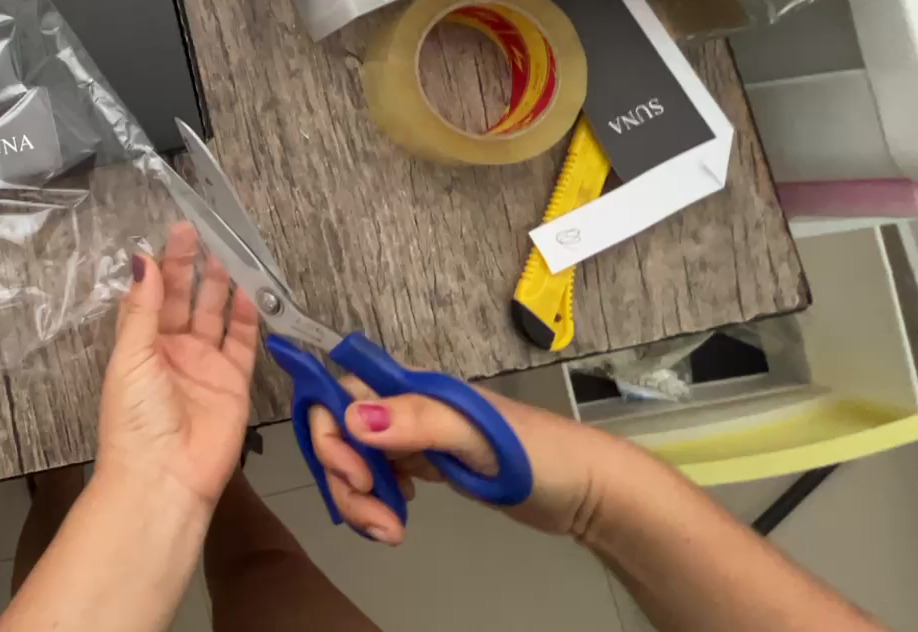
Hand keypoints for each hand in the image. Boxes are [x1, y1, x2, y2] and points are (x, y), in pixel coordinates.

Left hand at [95, 222, 260, 511]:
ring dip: (220, 284)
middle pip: (184, 298)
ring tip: (227, 251)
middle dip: (191, 266)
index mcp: (141, 344)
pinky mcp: (233, 381)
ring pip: (214, 314)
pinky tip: (249, 290)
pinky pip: (242, 342)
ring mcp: (204, 365)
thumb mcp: (131, 356)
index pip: (153, 294)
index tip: (173, 233)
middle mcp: (173, 350)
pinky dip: (247, 316)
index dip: (163, 264)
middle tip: (201, 232)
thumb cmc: (135, 419)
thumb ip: (142, 307)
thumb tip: (141, 258)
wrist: (164, 478)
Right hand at [308, 383, 635, 544]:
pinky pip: (376, 478)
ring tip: (390, 532)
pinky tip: (397, 519)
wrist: (586, 491)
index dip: (330, 435)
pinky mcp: (420, 462)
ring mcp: (407, 435)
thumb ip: (415, 421)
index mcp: (403, 385)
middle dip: (343, 479)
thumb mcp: (476, 434)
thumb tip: (351, 418)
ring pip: (353, 460)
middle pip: (338, 433)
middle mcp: (396, 405)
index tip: (357, 478)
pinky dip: (374, 502)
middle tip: (377, 521)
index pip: (335, 396)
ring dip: (358, 498)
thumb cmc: (535, 453)